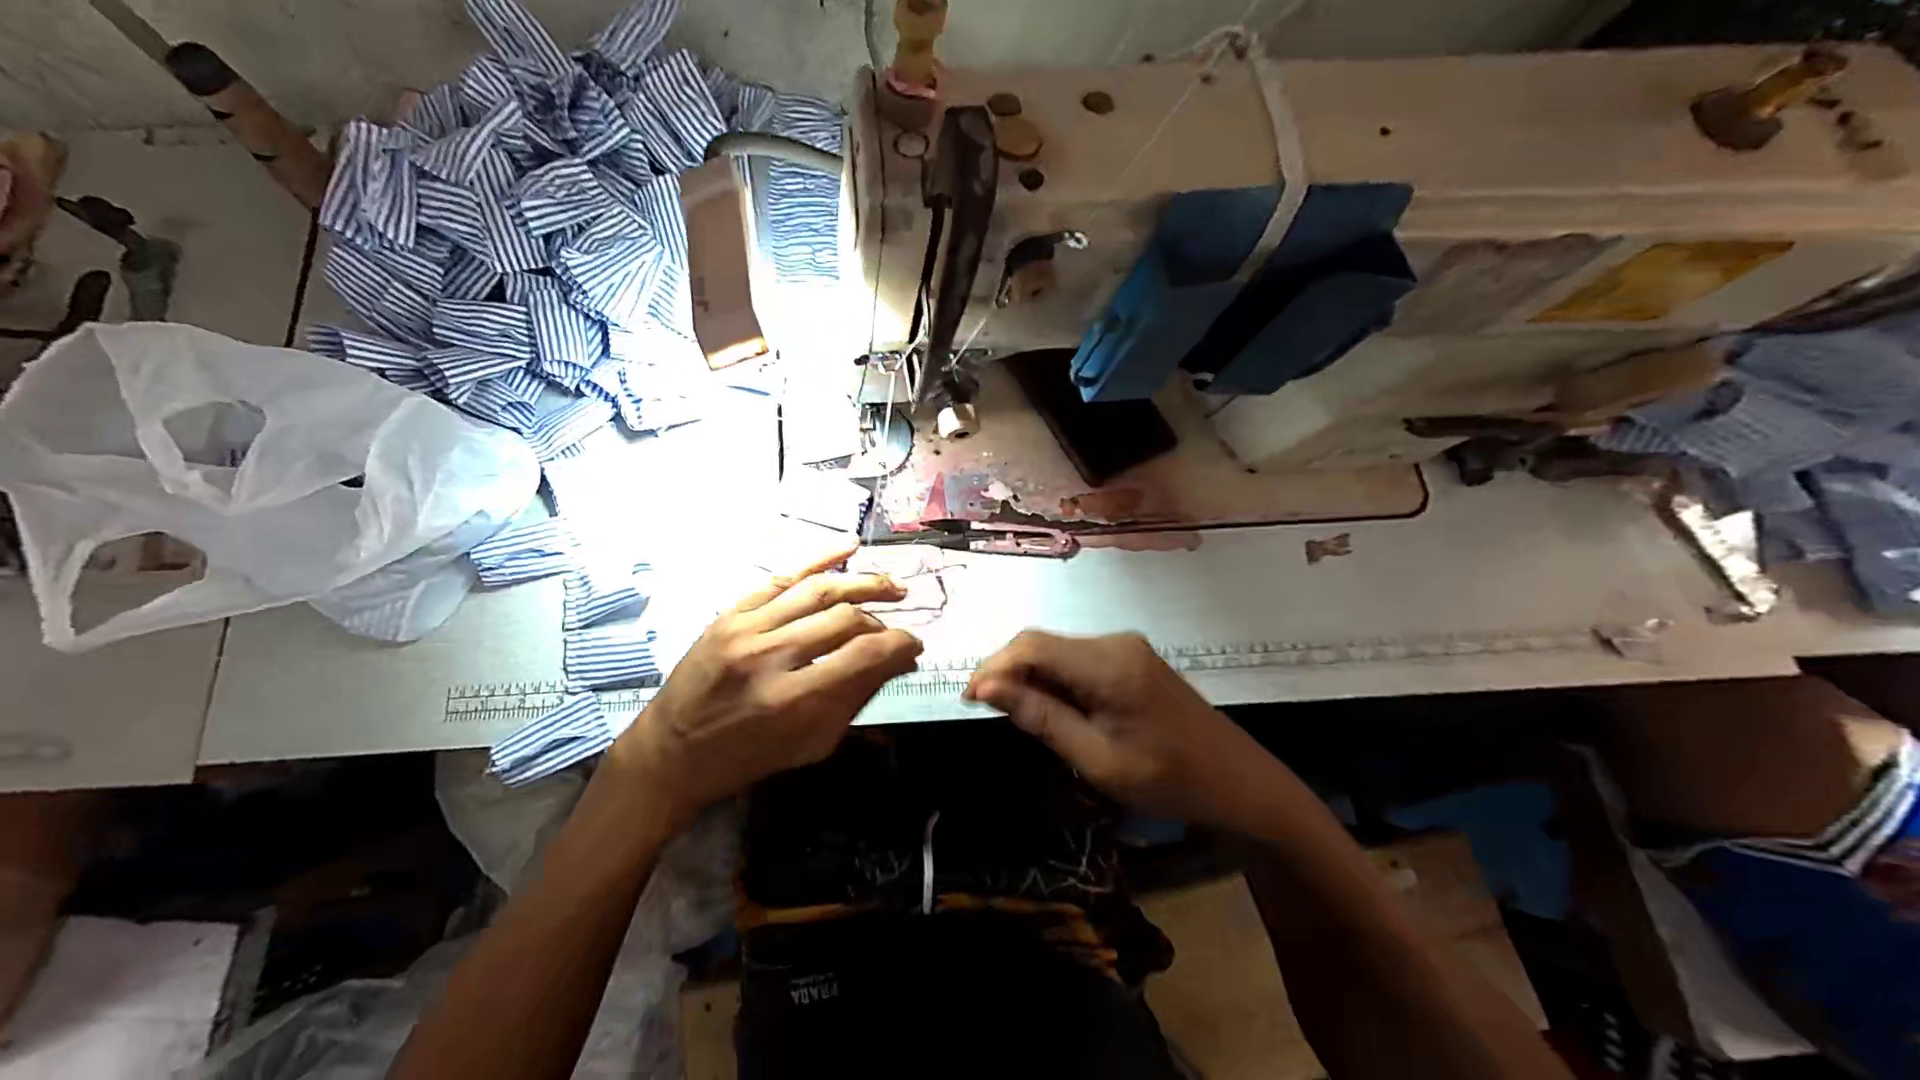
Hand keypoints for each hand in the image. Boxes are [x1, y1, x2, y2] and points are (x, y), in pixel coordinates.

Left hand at [611, 550, 922, 831]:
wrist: (673, 751)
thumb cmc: (749, 757)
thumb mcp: (811, 744)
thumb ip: (855, 698)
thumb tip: (895, 661)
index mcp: (793, 700)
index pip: (865, 656)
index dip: (900, 646)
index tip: (914, 646)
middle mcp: (770, 656)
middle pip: (845, 618)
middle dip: (882, 619)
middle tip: (898, 624)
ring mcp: (745, 628)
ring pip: (818, 589)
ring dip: (862, 583)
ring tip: (890, 585)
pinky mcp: (729, 613)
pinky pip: (782, 577)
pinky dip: (818, 560)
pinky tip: (849, 550)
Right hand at [965, 631, 1274, 826]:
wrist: (1241, 784)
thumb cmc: (1170, 780)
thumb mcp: (1097, 758)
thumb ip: (1041, 717)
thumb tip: (986, 687)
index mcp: (1108, 663)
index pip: (1031, 645)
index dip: (993, 666)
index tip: (967, 699)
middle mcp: (1115, 642)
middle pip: (1042, 642)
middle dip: (1008, 671)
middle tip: (986, 710)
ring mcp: (1127, 648)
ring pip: (1058, 650)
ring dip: (1031, 677)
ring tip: (1017, 716)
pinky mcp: (1133, 660)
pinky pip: (1079, 660)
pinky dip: (1056, 680)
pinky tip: (1054, 710)